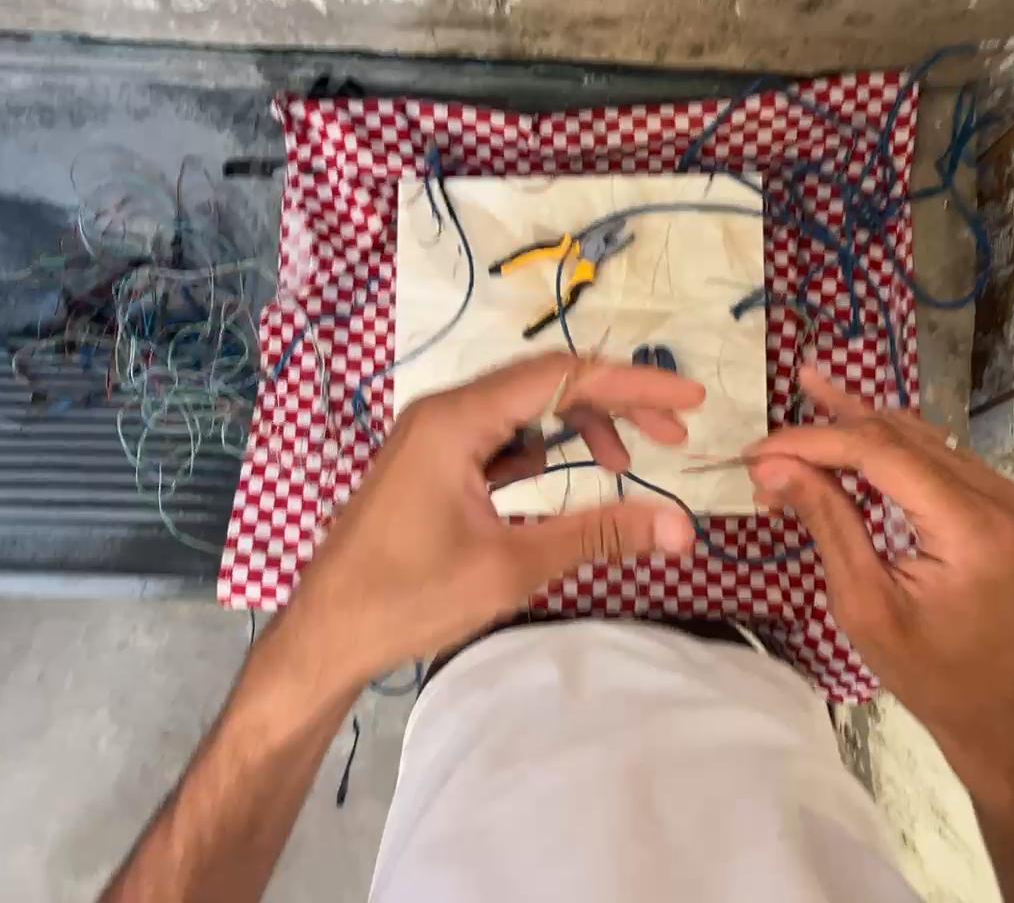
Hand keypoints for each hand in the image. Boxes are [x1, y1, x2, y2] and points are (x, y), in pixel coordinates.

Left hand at [283, 352, 704, 689]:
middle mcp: (445, 409)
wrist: (323, 636)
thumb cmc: (407, 600)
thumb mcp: (512, 567)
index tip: (690, 398)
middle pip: (546, 384)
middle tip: (672, 434)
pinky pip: (500, 436)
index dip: (633, 383)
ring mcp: (435, 432)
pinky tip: (557, 479)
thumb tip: (681, 527)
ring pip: (525, 409)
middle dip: (614, 403)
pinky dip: (540, 450)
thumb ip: (598, 535)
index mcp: (457, 418)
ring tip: (622, 463)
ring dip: (577, 427)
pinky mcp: (433, 458)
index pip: (563, 377)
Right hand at [742, 365, 1013, 798]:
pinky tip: (850, 420)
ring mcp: (1011, 495)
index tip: (756, 453)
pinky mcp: (1004, 499)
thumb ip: (825, 521)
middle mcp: (1004, 498)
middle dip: (825, 433)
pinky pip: (935, 454)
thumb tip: (770, 467)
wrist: (998, 709)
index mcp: (975, 530)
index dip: (812, 442)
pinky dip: (885, 444)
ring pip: (918, 435)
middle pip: (899, 436)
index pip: (881, 454)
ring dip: (854, 425)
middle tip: (766, 446)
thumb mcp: (863, 603)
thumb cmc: (928, 672)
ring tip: (806, 393)